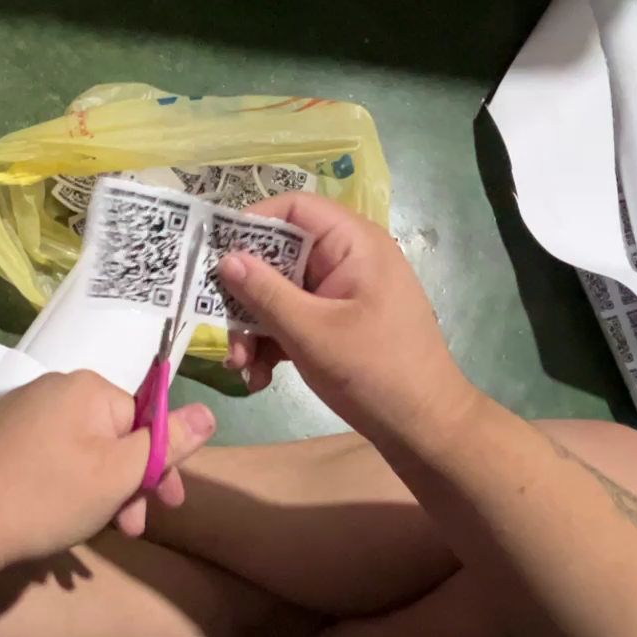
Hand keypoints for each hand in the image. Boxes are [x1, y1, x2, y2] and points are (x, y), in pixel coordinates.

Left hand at [0, 370, 213, 566]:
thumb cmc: (48, 496)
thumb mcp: (120, 473)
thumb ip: (168, 442)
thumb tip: (210, 412)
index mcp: (90, 388)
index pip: (147, 420)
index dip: (162, 466)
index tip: (167, 507)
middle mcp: (55, 388)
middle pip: (115, 435)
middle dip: (130, 483)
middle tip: (130, 530)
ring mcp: (21, 410)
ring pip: (84, 450)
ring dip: (101, 490)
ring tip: (97, 531)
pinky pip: (53, 455)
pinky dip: (68, 484)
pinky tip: (62, 516)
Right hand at [219, 193, 481, 444]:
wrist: (423, 427)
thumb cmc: (374, 371)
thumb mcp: (312, 332)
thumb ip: (266, 293)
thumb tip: (225, 259)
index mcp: (353, 244)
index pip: (294, 209)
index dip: (250, 225)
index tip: (214, 258)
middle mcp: (346, 260)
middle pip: (279, 257)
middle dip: (246, 297)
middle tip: (224, 332)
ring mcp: (341, 294)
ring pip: (280, 295)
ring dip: (255, 330)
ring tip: (242, 366)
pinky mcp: (336, 325)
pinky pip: (293, 322)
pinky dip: (273, 345)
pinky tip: (260, 378)